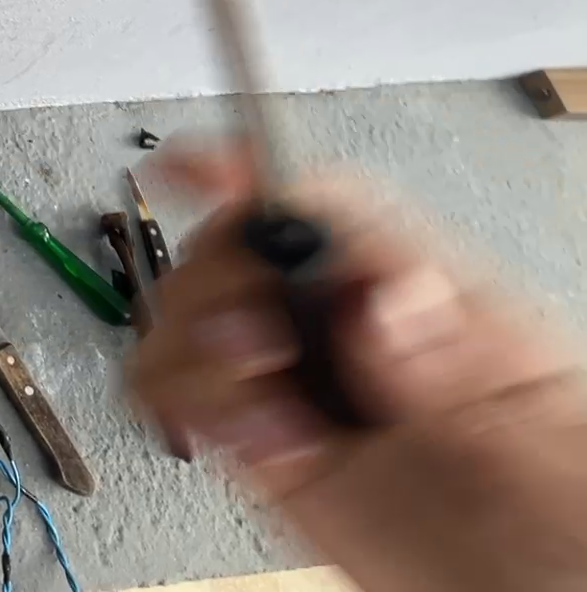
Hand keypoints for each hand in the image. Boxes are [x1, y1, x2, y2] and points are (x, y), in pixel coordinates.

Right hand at [129, 141, 586, 591]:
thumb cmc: (567, 539)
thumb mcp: (556, 460)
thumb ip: (467, 375)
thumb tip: (383, 297)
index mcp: (424, 309)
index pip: (324, 210)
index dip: (244, 175)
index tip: (185, 166)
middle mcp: (339, 328)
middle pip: (223, 250)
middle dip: (219, 292)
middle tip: (264, 349)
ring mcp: (286, 375)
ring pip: (176, 311)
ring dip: (194, 356)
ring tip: (263, 411)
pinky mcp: (243, 423)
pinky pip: (159, 376)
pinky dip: (175, 397)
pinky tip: (242, 433)